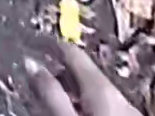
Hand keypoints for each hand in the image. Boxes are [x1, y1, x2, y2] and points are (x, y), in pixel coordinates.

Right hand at [24, 44, 142, 115]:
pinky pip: (107, 114)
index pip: (72, 52)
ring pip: (96, 100)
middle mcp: (123, 100)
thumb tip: (31, 63)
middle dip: (60, 78)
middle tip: (36, 86)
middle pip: (85, 77)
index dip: (49, 46)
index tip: (31, 46)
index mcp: (103, 90)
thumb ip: (49, 94)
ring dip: (74, 101)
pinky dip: (88, 114)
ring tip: (54, 109)